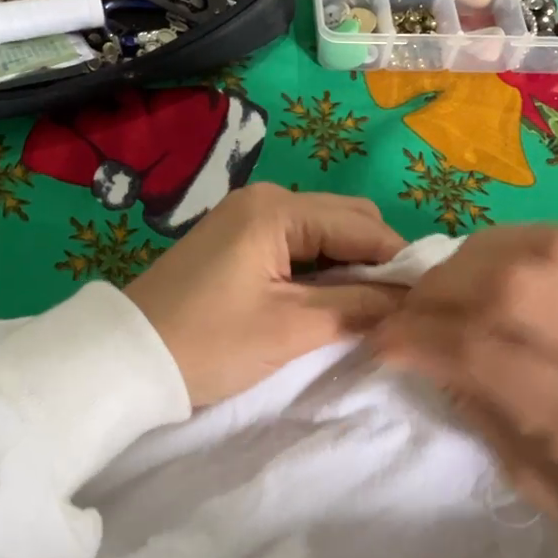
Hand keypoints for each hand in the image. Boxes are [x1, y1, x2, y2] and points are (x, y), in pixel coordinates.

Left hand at [125, 184, 408, 407]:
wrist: (128, 358)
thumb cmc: (210, 343)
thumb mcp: (290, 327)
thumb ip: (357, 305)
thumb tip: (412, 299)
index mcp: (278, 209)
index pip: (363, 226)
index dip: (399, 262)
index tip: (430, 301)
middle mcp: (265, 199)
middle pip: (346, 219)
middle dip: (376, 259)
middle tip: (395, 309)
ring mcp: (247, 216)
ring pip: (323, 231)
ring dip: (349, 265)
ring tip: (367, 310)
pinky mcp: (236, 239)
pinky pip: (296, 243)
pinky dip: (320, 268)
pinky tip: (330, 300)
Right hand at [370, 226, 557, 557]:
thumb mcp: (537, 484)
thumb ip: (478, 404)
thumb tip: (421, 348)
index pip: (484, 351)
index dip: (418, 336)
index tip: (382, 339)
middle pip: (516, 284)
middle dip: (441, 287)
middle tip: (412, 308)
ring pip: (547, 248)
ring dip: (476, 257)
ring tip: (449, 284)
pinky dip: (518, 245)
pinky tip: (494, 266)